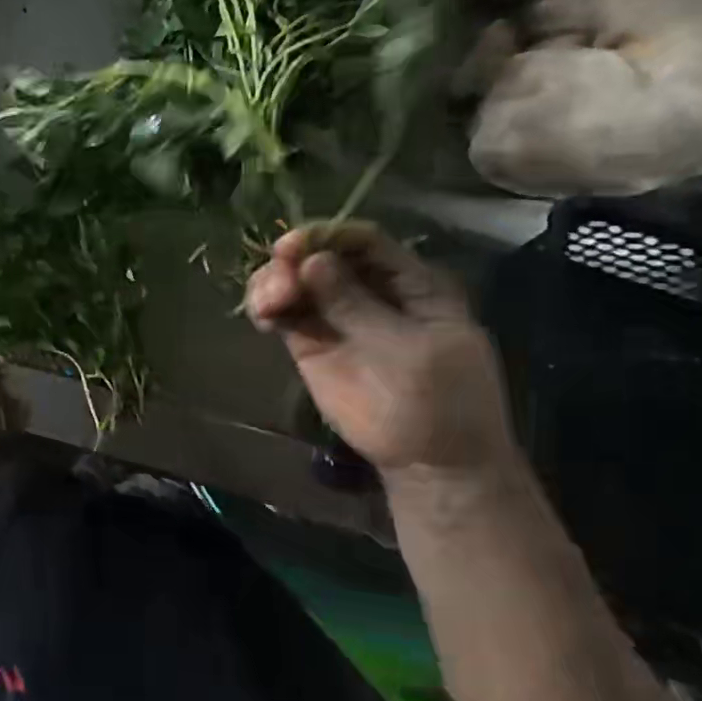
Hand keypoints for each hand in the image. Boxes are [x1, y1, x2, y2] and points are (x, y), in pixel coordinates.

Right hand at [245, 223, 512, 475]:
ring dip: (275, 282)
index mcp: (409, 282)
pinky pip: (285, 312)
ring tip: (266, 304)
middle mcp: (369, 290)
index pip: (364, 242)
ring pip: (297, 281)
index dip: (327, 236)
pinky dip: (268, 307)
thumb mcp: (410, 350)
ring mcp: (337, 315)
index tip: (292, 246)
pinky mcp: (312, 342)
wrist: (432, 464)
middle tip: (277, 282)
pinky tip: (261, 316)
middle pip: (323, 256)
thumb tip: (312, 262)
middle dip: (294, 261)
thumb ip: (358, 307)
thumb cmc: (440, 403)